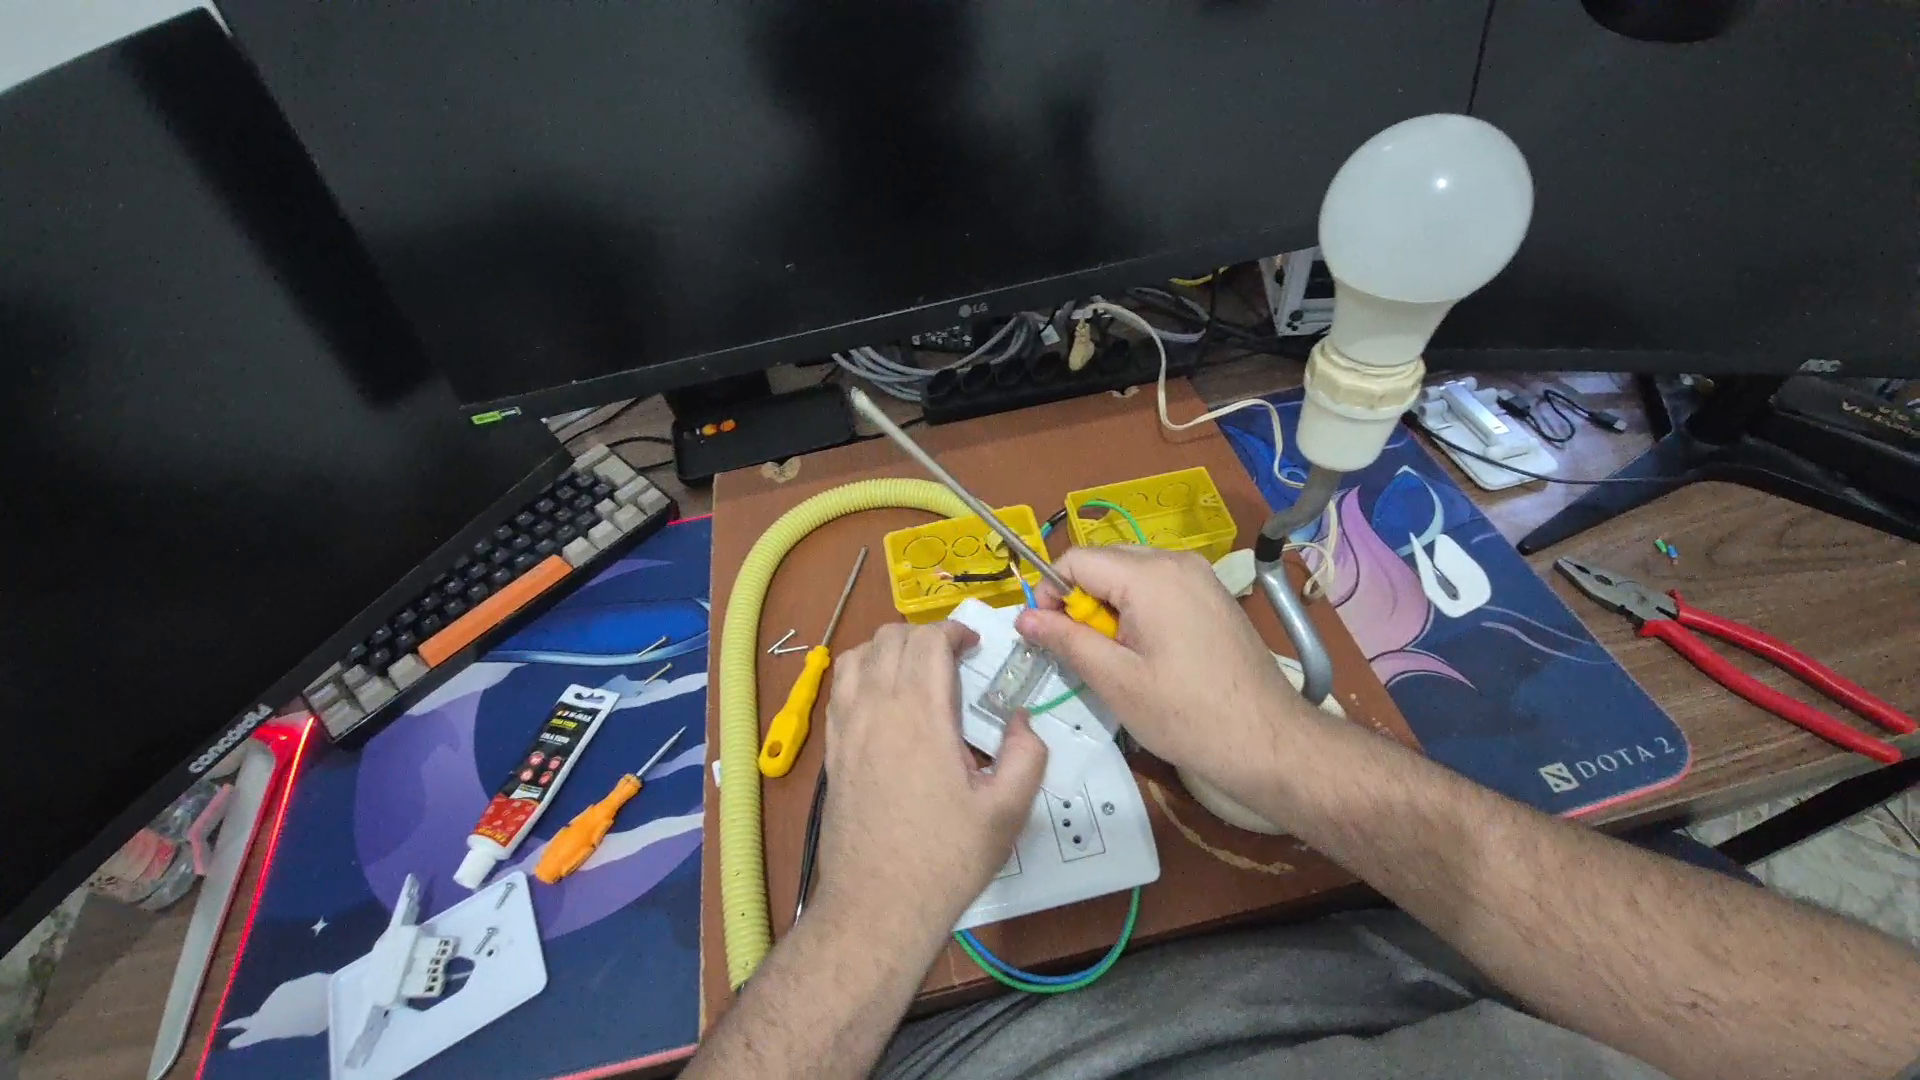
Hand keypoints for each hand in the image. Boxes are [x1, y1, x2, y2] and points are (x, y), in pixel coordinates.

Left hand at [812, 621, 1047, 948]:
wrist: (875, 906)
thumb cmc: (944, 858)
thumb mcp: (1007, 812)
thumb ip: (1027, 756)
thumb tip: (1021, 721)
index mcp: (920, 713)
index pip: (926, 639)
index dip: (953, 631)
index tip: (973, 648)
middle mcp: (875, 708)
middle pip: (889, 638)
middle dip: (924, 636)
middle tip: (952, 661)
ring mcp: (845, 728)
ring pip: (855, 656)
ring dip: (887, 650)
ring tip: (914, 672)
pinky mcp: (831, 751)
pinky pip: (837, 689)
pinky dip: (860, 675)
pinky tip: (882, 702)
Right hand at [1015, 546, 1328, 814]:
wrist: (1269, 741)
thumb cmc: (1186, 714)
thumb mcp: (1114, 680)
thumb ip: (1065, 639)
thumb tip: (1023, 616)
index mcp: (1150, 575)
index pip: (1076, 559)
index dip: (1051, 592)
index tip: (1050, 635)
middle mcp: (1176, 561)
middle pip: (1104, 562)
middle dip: (1080, 599)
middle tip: (1082, 649)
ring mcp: (1200, 576)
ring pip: (1129, 574)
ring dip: (1108, 606)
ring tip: (1116, 655)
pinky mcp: (1212, 596)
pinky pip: (1157, 586)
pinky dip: (1137, 609)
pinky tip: (1146, 652)